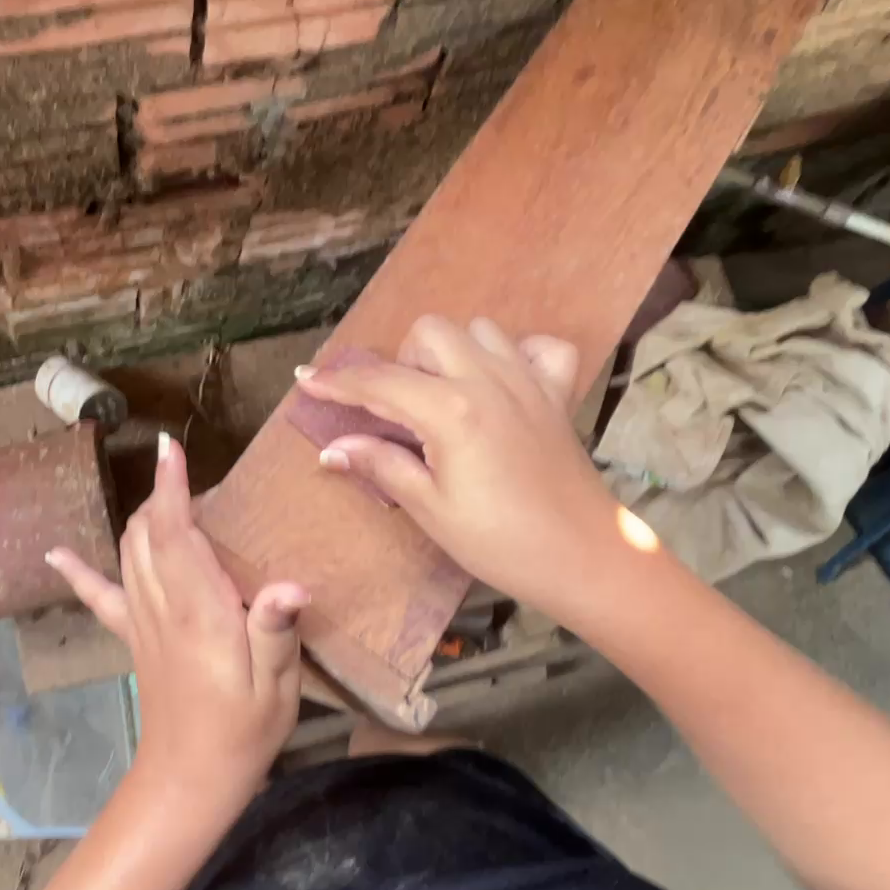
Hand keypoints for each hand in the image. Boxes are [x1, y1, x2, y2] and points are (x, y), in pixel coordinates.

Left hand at [46, 432, 307, 805]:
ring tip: (168, 498)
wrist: (189, 778)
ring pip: (126, 551)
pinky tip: (55, 553)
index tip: (170, 446)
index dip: (171, 488)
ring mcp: (138, 620)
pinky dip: (77, 571)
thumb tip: (290, 586)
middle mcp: (160, 605)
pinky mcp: (130, 637)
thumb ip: (276, 630)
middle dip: (162, 495)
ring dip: (141, 517)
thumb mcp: (276, 685)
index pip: (174, 534)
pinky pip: (98, 596)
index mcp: (197, 610)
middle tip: (197, 481)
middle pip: (144, 533)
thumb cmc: (242, 729)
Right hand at [294, 314, 645, 620]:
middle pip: (429, 333)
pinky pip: (538, 347)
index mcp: (450, 410)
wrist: (586, 559)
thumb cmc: (499, 541)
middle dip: (402, 362)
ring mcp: (528, 380)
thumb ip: (381, 465)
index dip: (335, 382)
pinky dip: (516, 355)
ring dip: (451, 353)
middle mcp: (488, 379)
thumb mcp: (430, 508)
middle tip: (400, 411)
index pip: (378, 383)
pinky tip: (502, 385)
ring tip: (446, 397)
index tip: (303, 379)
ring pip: (478, 329)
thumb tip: (332, 449)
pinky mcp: (558, 393)